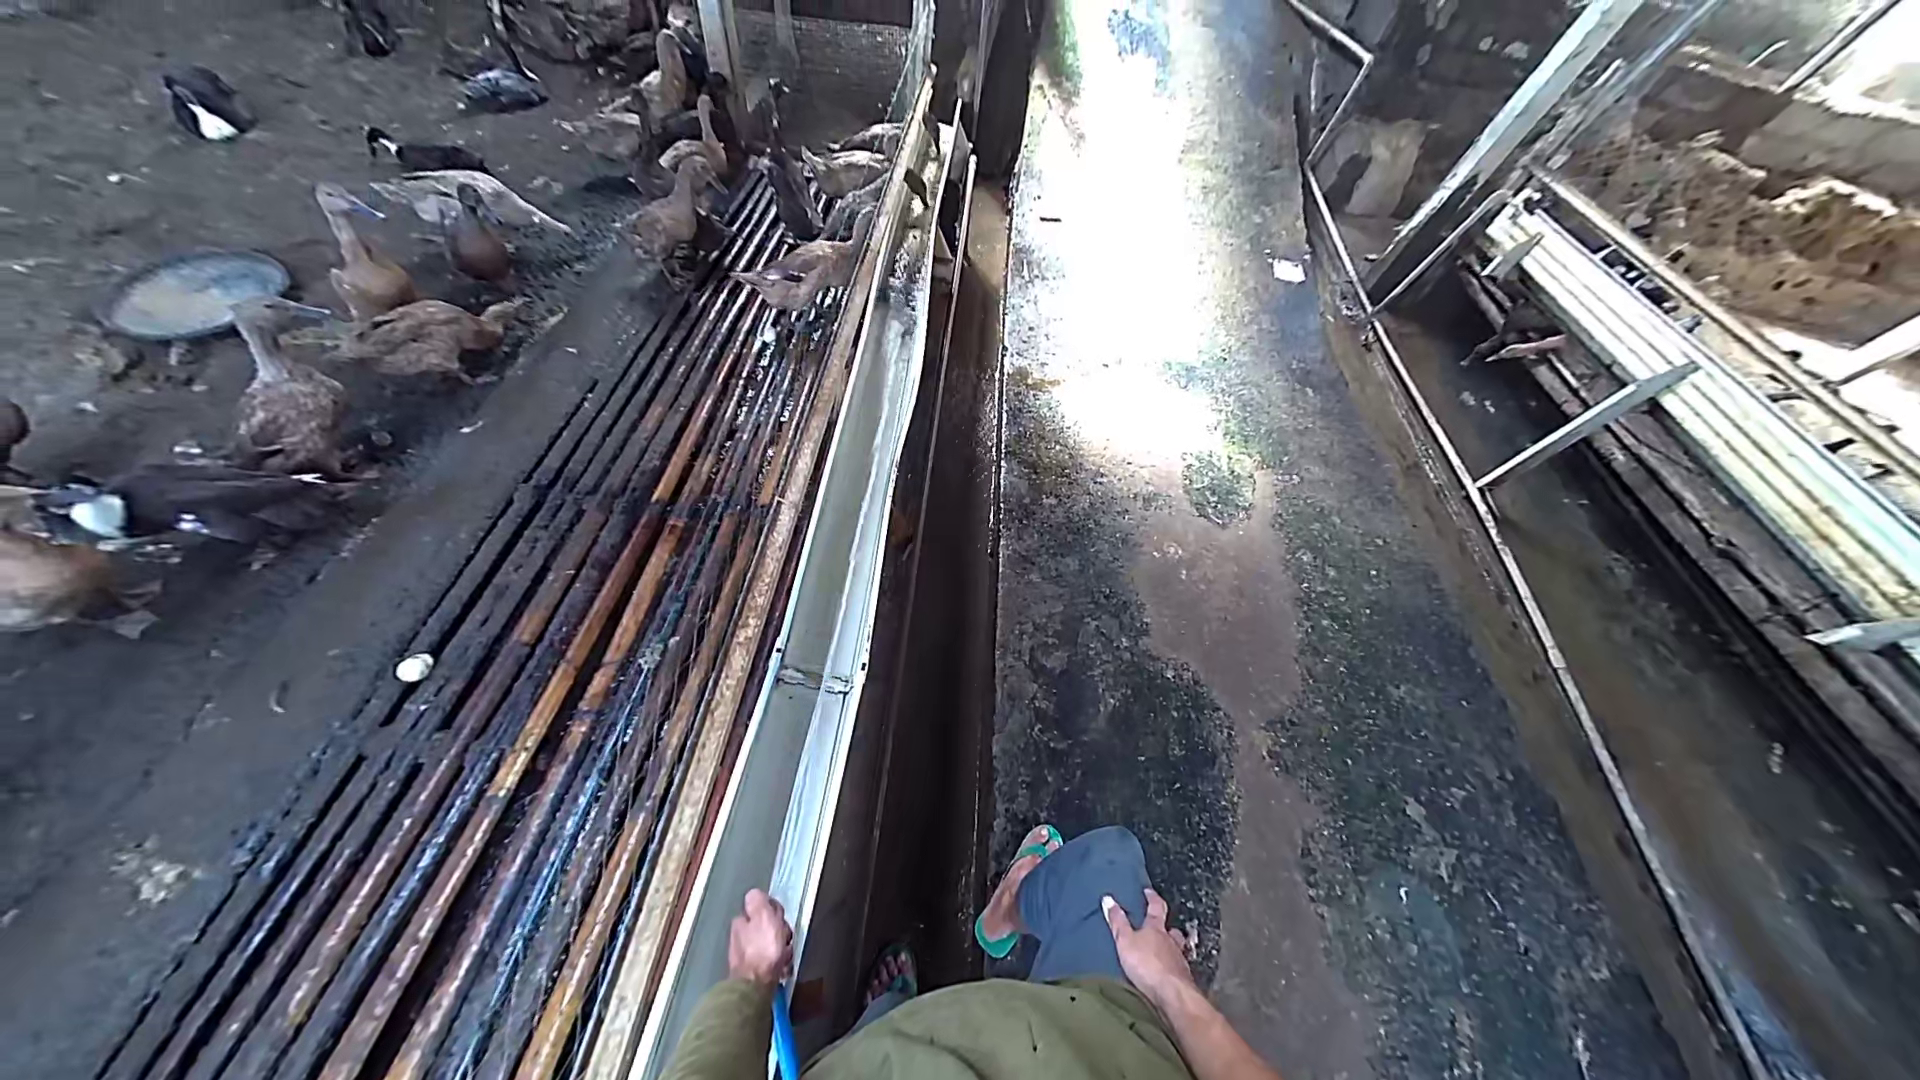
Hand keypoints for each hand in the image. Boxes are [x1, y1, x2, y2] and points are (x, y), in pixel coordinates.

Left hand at [728, 888, 792, 986]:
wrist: (756, 986)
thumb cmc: (763, 949)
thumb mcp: (763, 914)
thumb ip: (757, 900)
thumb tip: (753, 894)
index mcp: (740, 923)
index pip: (759, 908)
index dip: (774, 912)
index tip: (780, 918)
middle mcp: (738, 938)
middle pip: (765, 928)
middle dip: (778, 932)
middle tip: (784, 939)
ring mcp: (744, 958)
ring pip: (768, 945)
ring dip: (779, 949)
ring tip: (785, 956)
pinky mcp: (751, 974)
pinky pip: (768, 962)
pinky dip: (776, 964)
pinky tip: (782, 968)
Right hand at [1103, 889, 1197, 1013]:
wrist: (1174, 997)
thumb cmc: (1148, 965)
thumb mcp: (1125, 941)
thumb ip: (1117, 921)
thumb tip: (1108, 898)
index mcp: (1157, 929)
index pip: (1156, 907)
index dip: (1152, 898)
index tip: (1148, 891)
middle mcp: (1171, 943)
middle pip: (1171, 931)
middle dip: (1167, 928)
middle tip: (1162, 927)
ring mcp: (1179, 963)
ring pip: (1176, 950)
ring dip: (1170, 950)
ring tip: (1163, 954)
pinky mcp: (1183, 982)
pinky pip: (1178, 971)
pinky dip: (1172, 970)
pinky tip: (1167, 976)